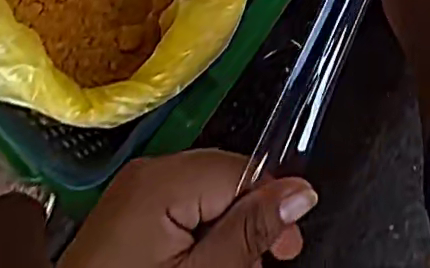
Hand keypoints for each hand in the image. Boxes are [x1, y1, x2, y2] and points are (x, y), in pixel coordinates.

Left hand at [60, 151, 316, 267]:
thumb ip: (248, 232)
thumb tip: (302, 190)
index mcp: (163, 179)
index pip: (243, 171)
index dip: (270, 207)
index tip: (286, 248)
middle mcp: (148, 172)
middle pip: (226, 180)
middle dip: (249, 222)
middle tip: (262, 265)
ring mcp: (134, 192)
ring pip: (208, 195)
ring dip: (227, 231)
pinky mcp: (128, 214)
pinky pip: (182, 208)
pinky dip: (200, 235)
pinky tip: (202, 263)